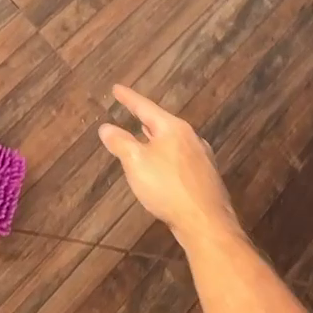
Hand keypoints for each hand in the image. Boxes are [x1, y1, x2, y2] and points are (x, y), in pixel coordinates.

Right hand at [98, 85, 241, 246]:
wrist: (206, 224)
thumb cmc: (167, 187)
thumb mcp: (135, 162)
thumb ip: (120, 142)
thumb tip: (106, 127)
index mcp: (173, 129)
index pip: (145, 107)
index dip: (128, 98)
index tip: (116, 89)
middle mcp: (191, 138)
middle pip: (162, 123)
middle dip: (145, 119)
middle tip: (131, 111)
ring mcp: (202, 158)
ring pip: (173, 141)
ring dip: (156, 138)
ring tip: (144, 134)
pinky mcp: (206, 178)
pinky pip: (181, 158)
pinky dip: (167, 155)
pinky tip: (163, 165)